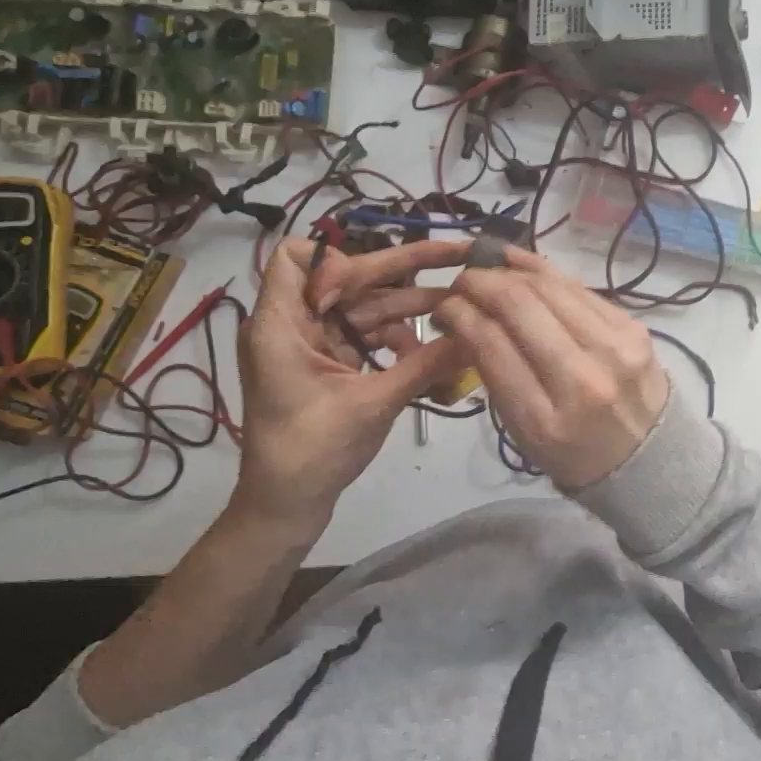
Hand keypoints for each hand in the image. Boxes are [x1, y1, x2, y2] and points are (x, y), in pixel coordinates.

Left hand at [231, 237, 468, 530]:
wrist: (287, 505)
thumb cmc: (313, 452)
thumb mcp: (374, 403)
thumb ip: (425, 364)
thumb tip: (478, 333)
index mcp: (282, 325)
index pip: (295, 258)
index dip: (338, 260)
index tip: (377, 285)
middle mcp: (296, 325)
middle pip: (350, 279)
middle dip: (405, 271)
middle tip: (462, 256)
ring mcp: (316, 345)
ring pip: (368, 309)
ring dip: (412, 314)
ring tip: (461, 319)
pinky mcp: (333, 365)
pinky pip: (371, 337)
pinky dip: (401, 342)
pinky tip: (433, 356)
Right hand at [434, 245, 667, 488]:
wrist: (647, 456)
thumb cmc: (574, 450)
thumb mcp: (523, 432)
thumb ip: (494, 376)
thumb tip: (466, 316)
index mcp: (545, 419)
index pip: (492, 345)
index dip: (461, 314)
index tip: (445, 305)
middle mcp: (584, 379)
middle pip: (521, 307)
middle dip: (482, 283)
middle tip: (462, 280)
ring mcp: (616, 348)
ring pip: (552, 288)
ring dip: (513, 271)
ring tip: (490, 267)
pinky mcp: (635, 328)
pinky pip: (582, 289)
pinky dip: (548, 273)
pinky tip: (523, 265)